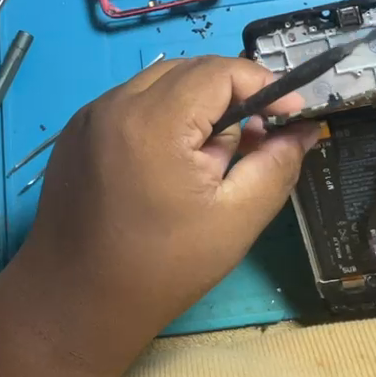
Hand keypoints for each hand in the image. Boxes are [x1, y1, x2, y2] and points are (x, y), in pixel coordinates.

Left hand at [9, 57, 320, 367]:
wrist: (72, 306)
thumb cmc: (161, 269)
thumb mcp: (235, 219)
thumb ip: (276, 165)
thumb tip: (303, 129)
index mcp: (154, 120)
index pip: (221, 71)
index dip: (263, 86)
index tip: (289, 118)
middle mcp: (116, 103)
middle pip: (190, 70)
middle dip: (231, 95)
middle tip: (254, 141)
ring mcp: (90, 114)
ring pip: (160, 82)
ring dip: (196, 105)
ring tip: (210, 159)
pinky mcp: (76, 131)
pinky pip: (132, 102)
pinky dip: (163, 116)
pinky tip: (170, 163)